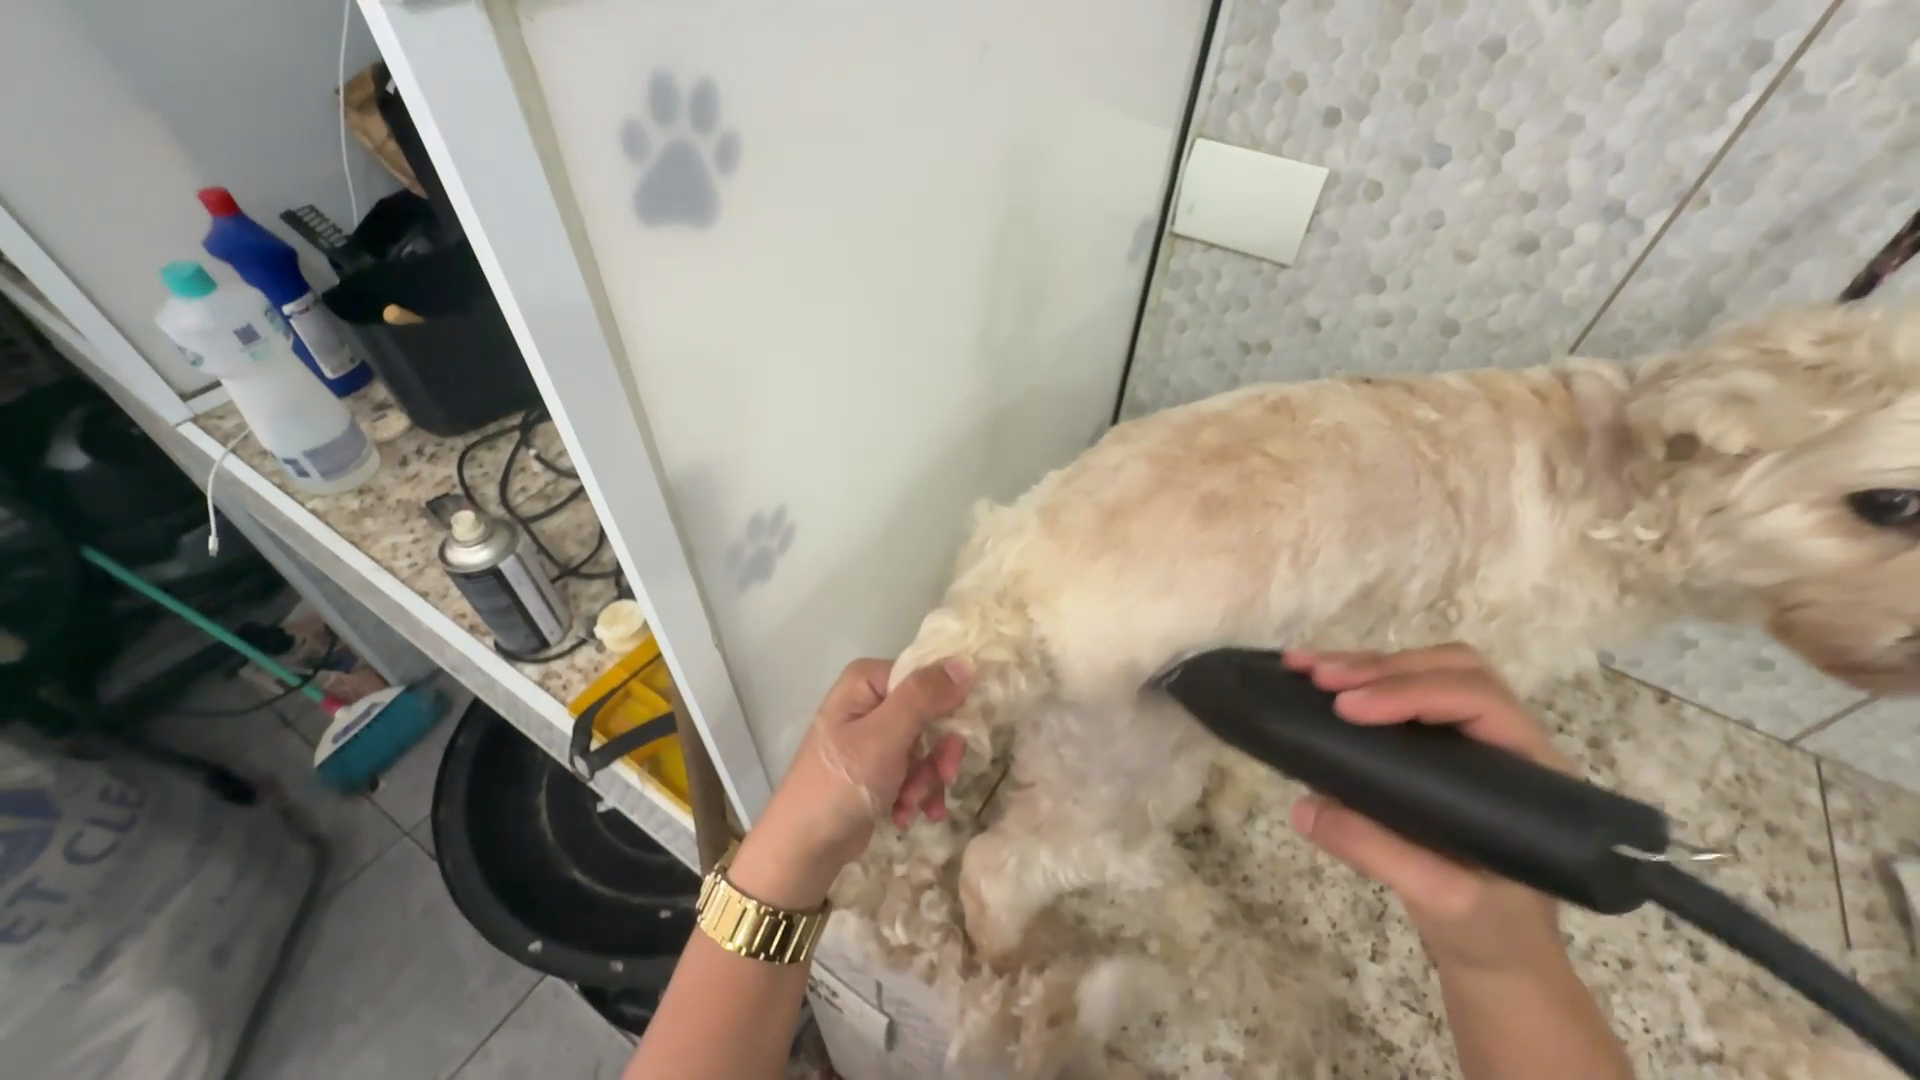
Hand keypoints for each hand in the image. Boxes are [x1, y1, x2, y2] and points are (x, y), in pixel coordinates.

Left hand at [728, 658, 969, 909]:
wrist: (804, 848)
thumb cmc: (841, 784)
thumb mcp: (886, 736)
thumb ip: (924, 697)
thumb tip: (964, 662)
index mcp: (867, 682)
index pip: (926, 678)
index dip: (947, 706)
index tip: (957, 736)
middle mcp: (870, 702)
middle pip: (930, 716)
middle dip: (938, 754)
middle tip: (944, 777)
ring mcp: (873, 737)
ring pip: (926, 748)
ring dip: (927, 780)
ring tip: (913, 804)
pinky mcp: (877, 768)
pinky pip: (914, 771)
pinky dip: (916, 793)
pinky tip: (906, 815)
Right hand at [1281, 644, 1574, 975]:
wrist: (1498, 950)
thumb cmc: (1491, 928)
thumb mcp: (1443, 900)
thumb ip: (1379, 853)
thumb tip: (1303, 806)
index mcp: (1529, 769)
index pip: (1476, 700)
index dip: (1412, 693)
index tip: (1349, 708)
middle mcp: (1504, 740)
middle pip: (1452, 669)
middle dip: (1383, 667)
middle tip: (1322, 680)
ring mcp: (1467, 739)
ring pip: (1421, 671)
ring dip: (1362, 664)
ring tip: (1302, 668)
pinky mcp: (1431, 745)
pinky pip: (1397, 693)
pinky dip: (1354, 680)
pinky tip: (1310, 681)